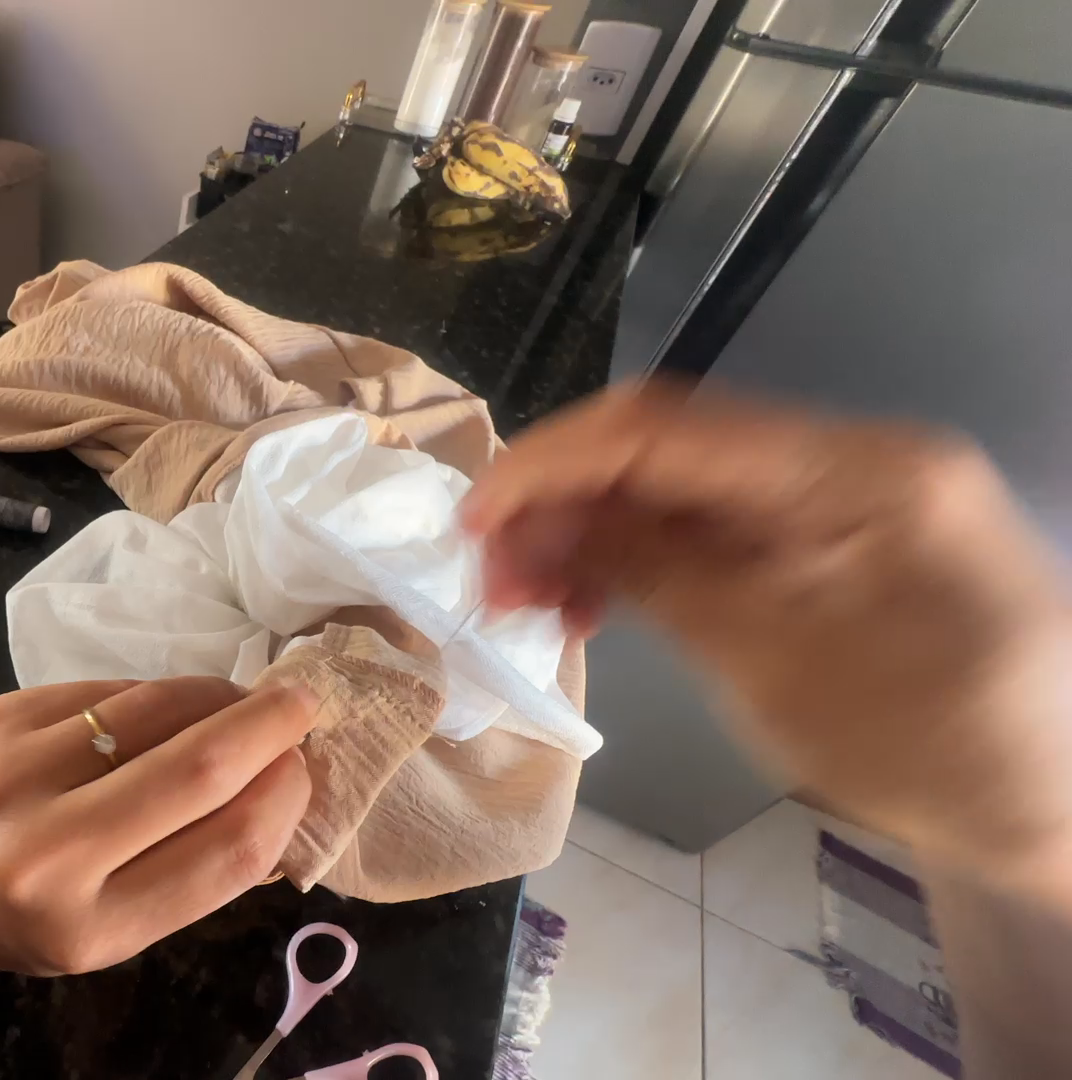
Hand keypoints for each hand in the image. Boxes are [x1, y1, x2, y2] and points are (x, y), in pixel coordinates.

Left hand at [0, 678, 316, 976]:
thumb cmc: (27, 916)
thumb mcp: (113, 924)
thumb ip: (194, 863)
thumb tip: (278, 780)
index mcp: (89, 925)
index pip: (223, 852)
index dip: (283, 800)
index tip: (304, 767)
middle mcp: (45, 850)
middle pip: (195, 769)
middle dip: (266, 726)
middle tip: (301, 703)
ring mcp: (12, 769)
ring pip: (153, 708)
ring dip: (215, 696)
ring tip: (236, 701)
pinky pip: (107, 688)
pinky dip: (155, 694)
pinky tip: (166, 705)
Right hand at [461, 382, 1071, 895]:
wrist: (1046, 803)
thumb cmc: (923, 744)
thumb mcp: (769, 659)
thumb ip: (648, 573)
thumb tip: (532, 532)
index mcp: (849, 473)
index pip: (658, 430)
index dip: (546, 466)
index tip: (472, 522)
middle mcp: (824, 458)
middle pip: (642, 444)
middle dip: (547, 502)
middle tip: (489, 575)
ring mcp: (803, 492)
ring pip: (643, 484)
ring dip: (567, 534)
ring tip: (519, 600)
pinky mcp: (784, 530)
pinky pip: (669, 523)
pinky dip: (607, 557)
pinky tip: (575, 603)